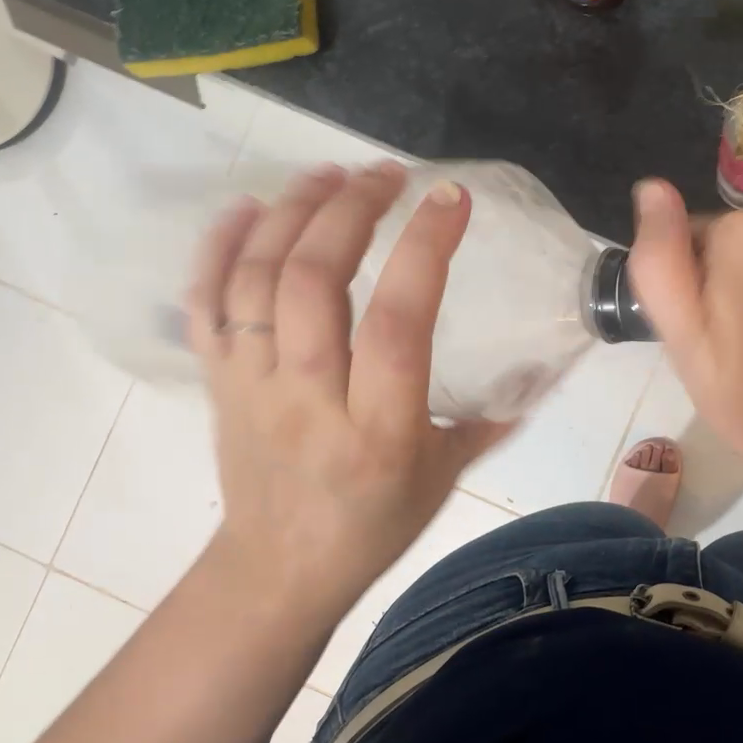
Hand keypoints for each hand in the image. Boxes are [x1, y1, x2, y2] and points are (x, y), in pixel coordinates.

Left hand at [186, 163, 510, 610]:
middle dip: (353, 210)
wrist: (279, 568)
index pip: (398, 322)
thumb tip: (537, 374)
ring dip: (293, 212)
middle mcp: (310, 398)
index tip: (450, 200)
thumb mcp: (446, 476)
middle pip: (315, 282)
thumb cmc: (374, 524)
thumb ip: (489, 419)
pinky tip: (249, 207)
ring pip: (258, 280)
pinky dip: (218, 247)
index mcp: (379, 428)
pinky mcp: (218, 381)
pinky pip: (205, 305)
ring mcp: (253, 386)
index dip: (423, 250)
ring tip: (332, 174)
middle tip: (388, 176)